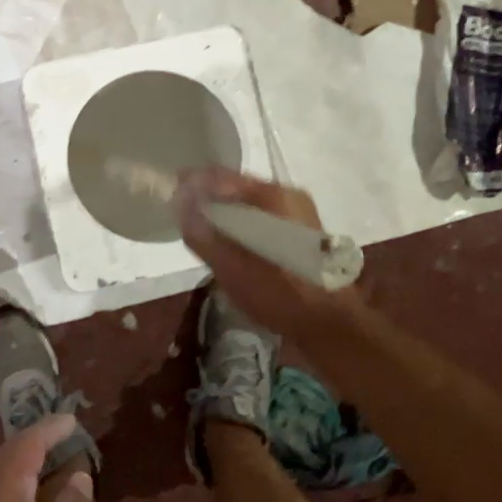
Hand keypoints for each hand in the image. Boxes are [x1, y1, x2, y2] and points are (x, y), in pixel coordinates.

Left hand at [0, 414, 93, 501]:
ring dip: (22, 465)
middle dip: (35, 442)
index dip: (50, 428)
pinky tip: (28, 500)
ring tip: (50, 462)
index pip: (26, 443)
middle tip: (63, 434)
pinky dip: (12, 487)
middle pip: (7, 456)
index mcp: (0, 490)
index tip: (73, 419)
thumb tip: (79, 474)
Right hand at [174, 166, 361, 339]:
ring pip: (248, 202)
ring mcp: (298, 211)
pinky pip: (260, 215)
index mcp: (272, 196)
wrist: (332, 326)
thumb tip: (178, 204)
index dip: (191, 183)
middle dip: (206, 198)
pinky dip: (240, 223)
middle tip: (181, 214)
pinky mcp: (301, 230)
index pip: (219, 176)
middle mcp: (287, 194)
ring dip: (223, 213)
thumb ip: (203, 234)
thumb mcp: (233, 269)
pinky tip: (227, 242)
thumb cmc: (281, 295)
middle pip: (235, 187)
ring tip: (199, 229)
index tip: (169, 194)